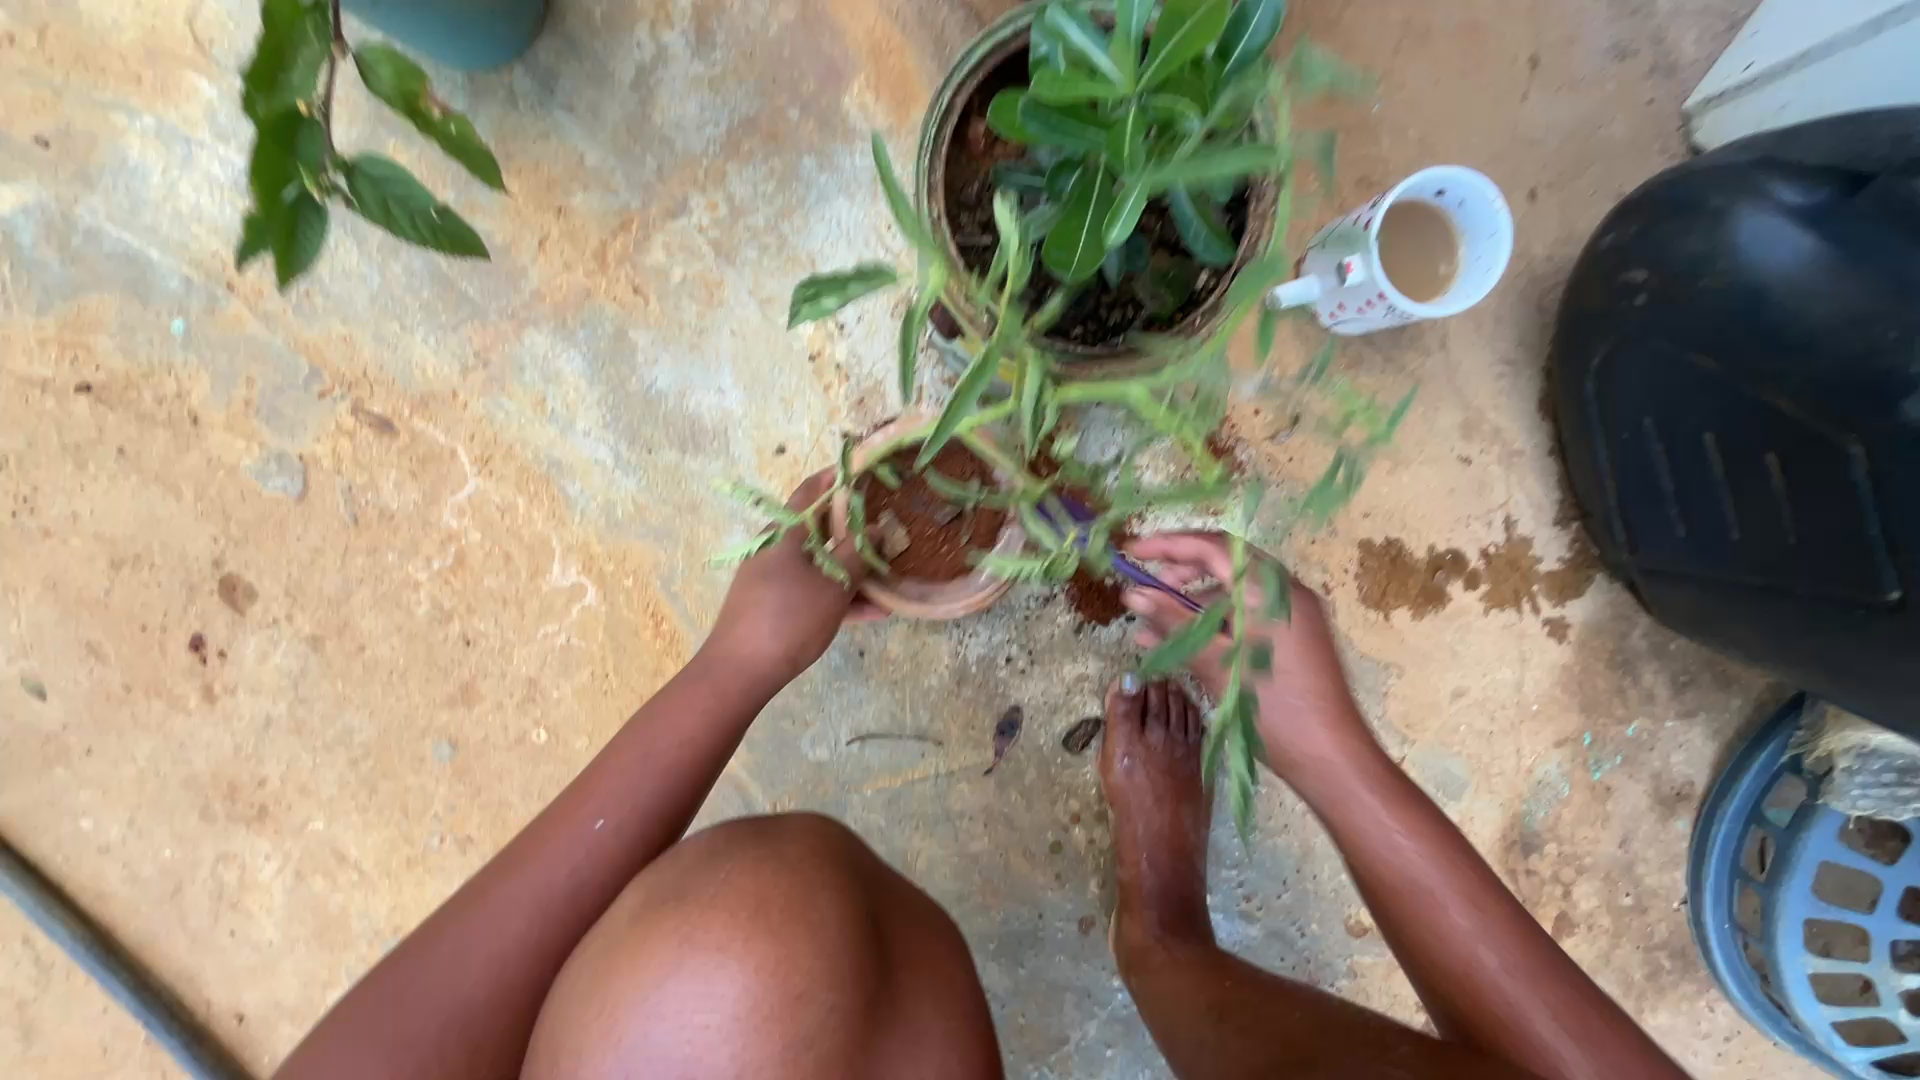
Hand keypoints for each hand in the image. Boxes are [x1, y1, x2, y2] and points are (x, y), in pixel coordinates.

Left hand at [703, 471, 883, 686]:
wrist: (740, 672)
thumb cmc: (788, 618)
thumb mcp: (833, 585)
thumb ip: (858, 555)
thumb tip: (875, 529)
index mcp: (784, 535)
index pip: (810, 492)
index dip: (835, 478)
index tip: (862, 470)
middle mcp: (777, 551)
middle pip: (820, 532)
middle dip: (855, 533)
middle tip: (887, 530)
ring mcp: (775, 581)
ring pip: (821, 566)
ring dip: (854, 572)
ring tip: (889, 578)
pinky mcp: (777, 608)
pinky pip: (814, 593)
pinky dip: (840, 598)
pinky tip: (875, 612)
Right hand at [1120, 532, 1375, 775]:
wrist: (1331, 758)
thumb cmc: (1272, 708)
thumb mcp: (1213, 662)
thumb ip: (1172, 622)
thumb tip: (1131, 594)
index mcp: (1270, 589)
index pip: (1213, 546)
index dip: (1167, 544)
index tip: (1132, 551)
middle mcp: (1285, 591)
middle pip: (1223, 564)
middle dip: (1179, 572)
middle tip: (1145, 589)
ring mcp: (1291, 614)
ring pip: (1232, 593)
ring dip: (1191, 604)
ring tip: (1151, 628)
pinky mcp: (1291, 636)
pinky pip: (1244, 615)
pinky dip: (1213, 624)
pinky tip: (1180, 645)